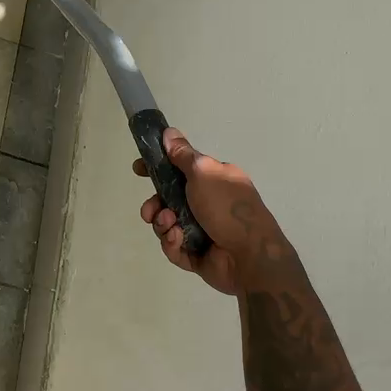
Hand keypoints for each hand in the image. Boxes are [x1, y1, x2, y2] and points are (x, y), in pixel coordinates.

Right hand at [133, 127, 293, 295]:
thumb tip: (169, 132)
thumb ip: (183, 154)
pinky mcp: (197, 255)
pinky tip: (178, 239)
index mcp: (213, 182)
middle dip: (155, 203)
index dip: (158, 168)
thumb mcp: (204, 171)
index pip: (179, 169)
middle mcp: (207, 204)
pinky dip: (172, 243)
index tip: (139, 169)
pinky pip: (174, 247)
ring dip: (162, 223)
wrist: (250, 258)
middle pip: (168, 198)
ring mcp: (202, 231)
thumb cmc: (227, 208)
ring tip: (170, 225)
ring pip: (167, 223)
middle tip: (150, 209)